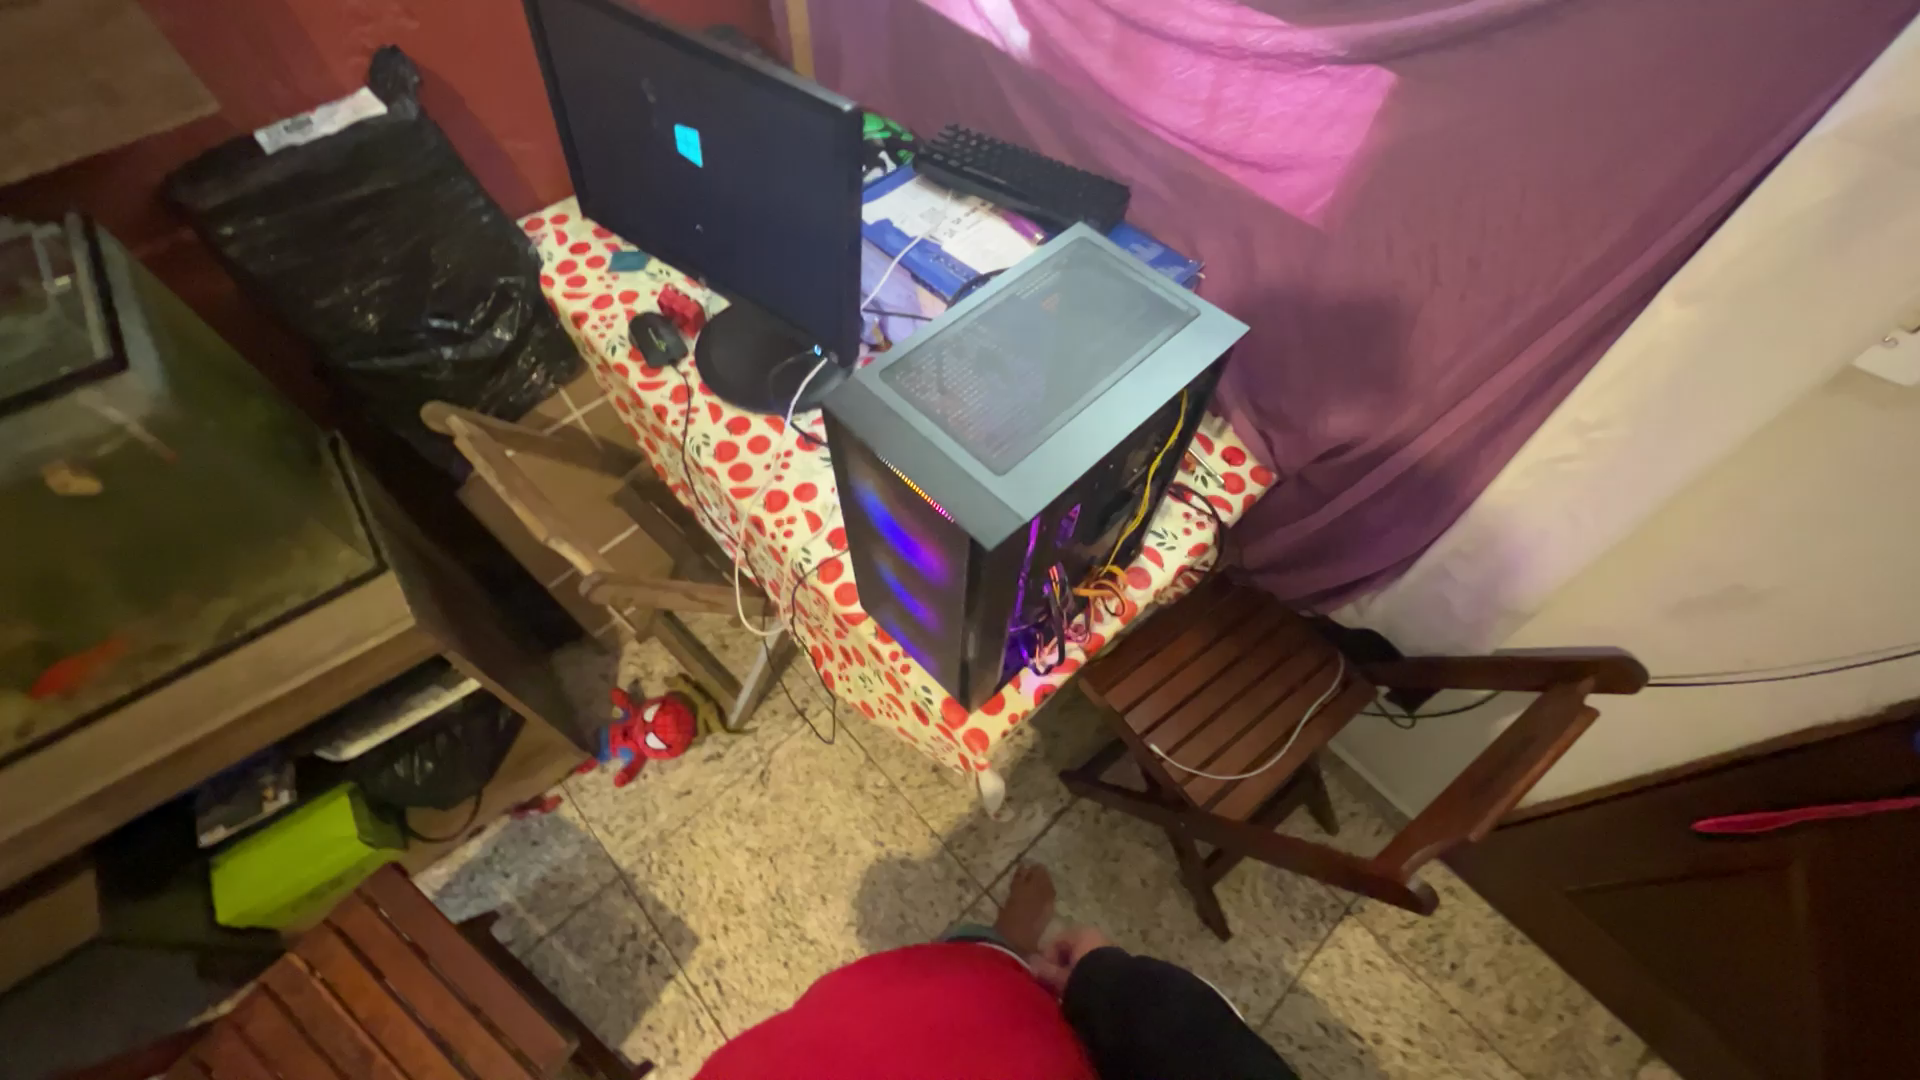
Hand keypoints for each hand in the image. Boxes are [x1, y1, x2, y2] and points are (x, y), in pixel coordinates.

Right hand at [1030, 924, 1111, 996]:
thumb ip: (1046, 970)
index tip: (1042, 977)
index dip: (1046, 959)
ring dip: (1075, 977)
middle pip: (1071, 953)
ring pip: (1083, 964)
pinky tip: (1083, 996)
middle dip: (1061, 970)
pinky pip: (1094, 972)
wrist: (1117, 992)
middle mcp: (1094, 937)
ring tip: (1069, 995)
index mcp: (1080, 932)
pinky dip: (1087, 982)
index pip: (1056, 942)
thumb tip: (1031, 965)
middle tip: (1055, 988)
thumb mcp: (1061, 975)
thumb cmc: (1085, 975)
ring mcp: (1107, 952)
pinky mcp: (1116, 968)